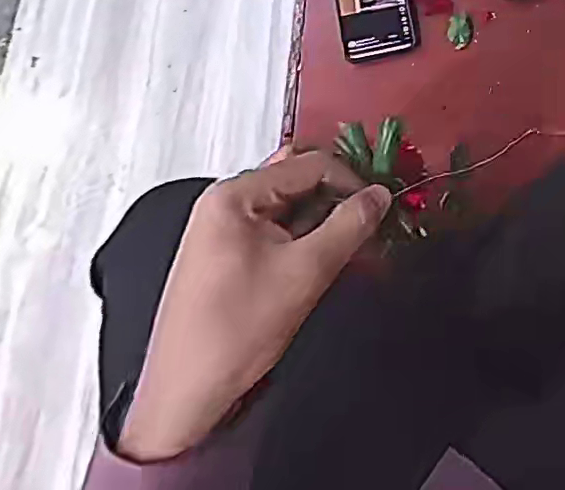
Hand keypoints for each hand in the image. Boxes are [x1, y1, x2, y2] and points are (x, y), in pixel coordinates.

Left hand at [117, 152, 390, 460]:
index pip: (312, 164)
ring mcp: (226, 229)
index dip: (352, 182)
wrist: (186, 399)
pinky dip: (310, 238)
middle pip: (303, 182)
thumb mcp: (307, 270)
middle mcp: (226, 204)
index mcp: (234, 196)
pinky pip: (282, 229)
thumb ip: (351, 224)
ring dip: (327, 222)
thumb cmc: (232, 334)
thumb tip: (379, 195)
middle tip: (368, 224)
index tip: (376, 206)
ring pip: (296, 207)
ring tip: (351, 247)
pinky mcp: (232, 253)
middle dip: (340, 202)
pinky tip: (327, 259)